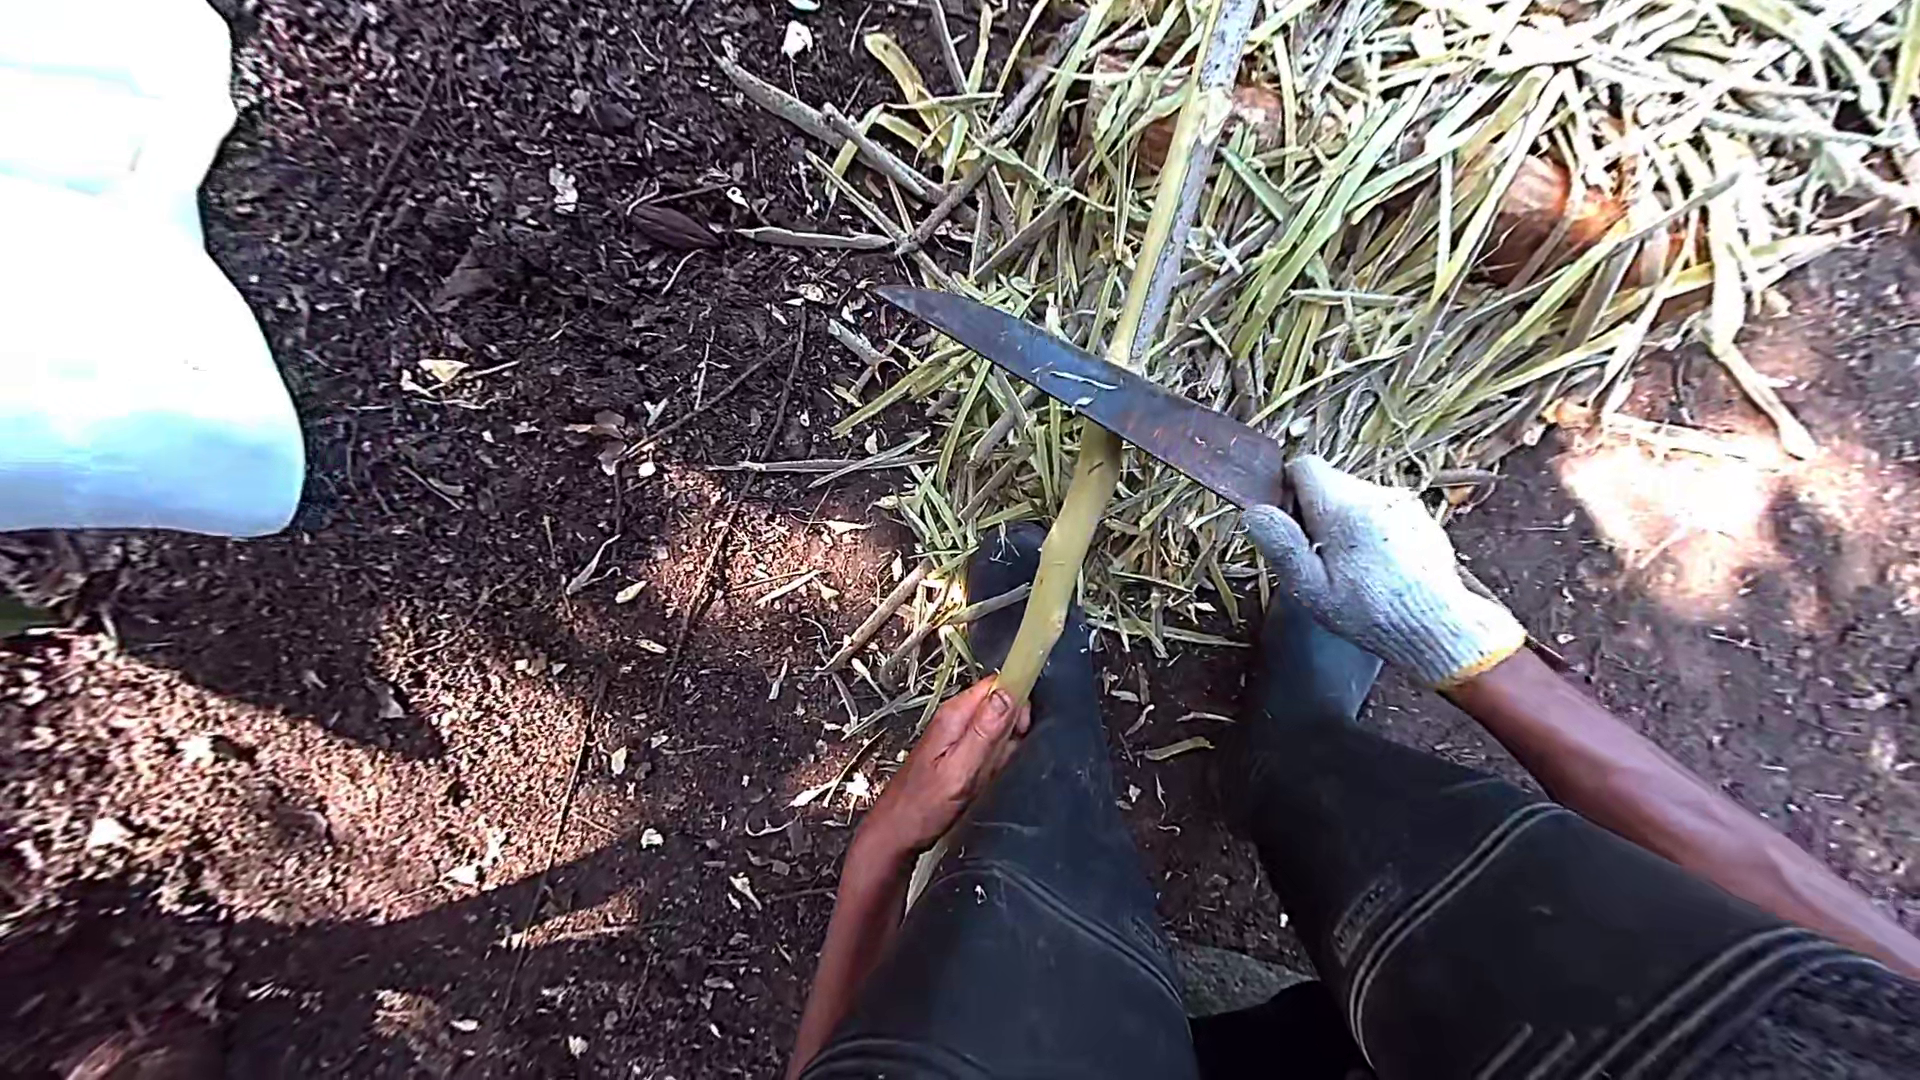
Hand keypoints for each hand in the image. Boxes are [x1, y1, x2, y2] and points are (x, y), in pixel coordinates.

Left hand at [856, 677, 1029, 858]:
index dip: (1016, 702)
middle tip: (1000, 758)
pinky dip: (994, 762)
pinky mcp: (959, 751)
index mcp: (954, 715)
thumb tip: (1007, 694)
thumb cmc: (922, 806)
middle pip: (999, 705)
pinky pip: (989, 747)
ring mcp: (956, 735)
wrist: (897, 832)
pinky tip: (984, 779)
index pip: (996, 685)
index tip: (1020, 729)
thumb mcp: (959, 770)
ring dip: (1003, 749)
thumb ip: (985, 731)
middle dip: (1011, 730)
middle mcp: (955, 718)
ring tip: (988, 773)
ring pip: (998, 728)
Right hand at [1244, 455, 1525, 687]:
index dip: (1286, 490)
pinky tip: (1374, 565)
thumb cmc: (1369, 613)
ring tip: (1348, 565)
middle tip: (1315, 554)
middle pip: (1328, 483)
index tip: (1288, 524)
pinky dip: (1367, 528)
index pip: (1303, 466)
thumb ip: (1281, 543)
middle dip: (1312, 509)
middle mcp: (1376, 495)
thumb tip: (1255, 511)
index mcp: (1343, 508)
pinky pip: (1378, 511)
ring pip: (1353, 497)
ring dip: (1340, 520)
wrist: (1442, 629)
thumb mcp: (1310, 587)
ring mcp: (1403, 504)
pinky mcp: (1421, 518)